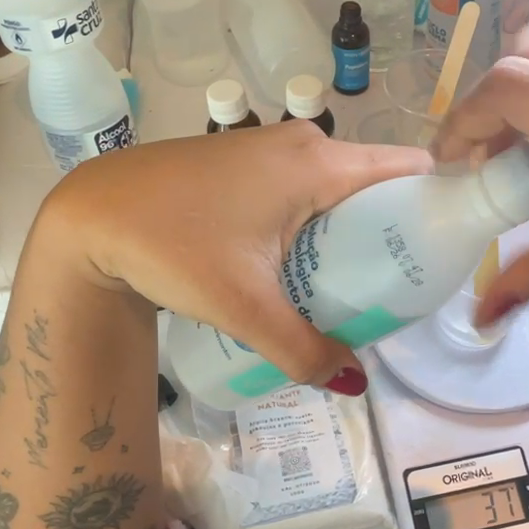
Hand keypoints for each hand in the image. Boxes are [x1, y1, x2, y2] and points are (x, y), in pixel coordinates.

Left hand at [37, 122, 431, 391]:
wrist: (89, 218)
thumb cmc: (170, 248)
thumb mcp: (244, 306)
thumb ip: (305, 349)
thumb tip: (355, 384)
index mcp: (317, 163)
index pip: (409, 170)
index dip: (434, 207)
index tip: (440, 257)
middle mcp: (301, 144)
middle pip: (377, 184)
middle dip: (393, 234)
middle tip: (396, 291)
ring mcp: (270, 150)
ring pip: (338, 189)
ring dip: (352, 234)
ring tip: (353, 290)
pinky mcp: (246, 166)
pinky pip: (306, 191)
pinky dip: (318, 226)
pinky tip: (303, 269)